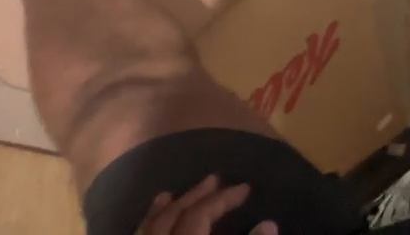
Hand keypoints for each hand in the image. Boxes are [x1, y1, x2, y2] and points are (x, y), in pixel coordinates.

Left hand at [135, 174, 273, 234]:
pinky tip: (144, 228)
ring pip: (144, 232)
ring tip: (167, 195)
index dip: (223, 199)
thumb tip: (269, 223)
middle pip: (171, 218)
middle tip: (215, 179)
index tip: (245, 188)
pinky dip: (140, 231)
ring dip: (159, 212)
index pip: (200, 215)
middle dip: (194, 196)